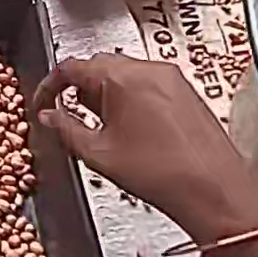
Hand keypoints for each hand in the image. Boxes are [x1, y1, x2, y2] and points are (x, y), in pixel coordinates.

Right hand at [32, 54, 257, 239]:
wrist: (214, 191)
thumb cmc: (161, 173)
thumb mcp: (96, 153)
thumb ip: (65, 128)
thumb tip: (48, 116)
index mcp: (123, 79)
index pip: (71, 67)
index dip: (50, 85)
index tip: (43, 102)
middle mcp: (149, 70)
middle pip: (98, 65)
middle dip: (76, 87)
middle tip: (65, 113)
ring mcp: (171, 78)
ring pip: (122, 72)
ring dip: (101, 92)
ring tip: (96, 124)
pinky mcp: (185, 91)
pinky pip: (144, 82)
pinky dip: (125, 96)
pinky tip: (124, 126)